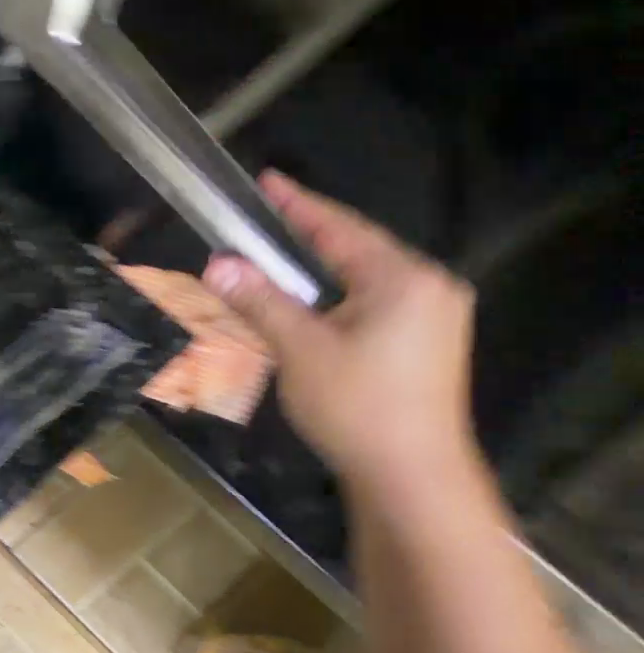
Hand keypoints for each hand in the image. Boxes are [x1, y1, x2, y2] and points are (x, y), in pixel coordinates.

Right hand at [202, 171, 478, 489]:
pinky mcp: (426, 343)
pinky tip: (309, 306)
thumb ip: (261, 302)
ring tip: (278, 261)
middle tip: (266, 221)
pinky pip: (372, 304)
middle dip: (308, 237)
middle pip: (357, 250)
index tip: (269, 182)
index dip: (299, 206)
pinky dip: (334, 297)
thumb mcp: (300, 350)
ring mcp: (433, 316)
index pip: (341, 230)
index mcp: (402, 279)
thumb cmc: (355, 404)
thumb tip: (218, 264)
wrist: (410, 469)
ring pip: (363, 280)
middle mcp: (427, 286)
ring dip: (319, 270)